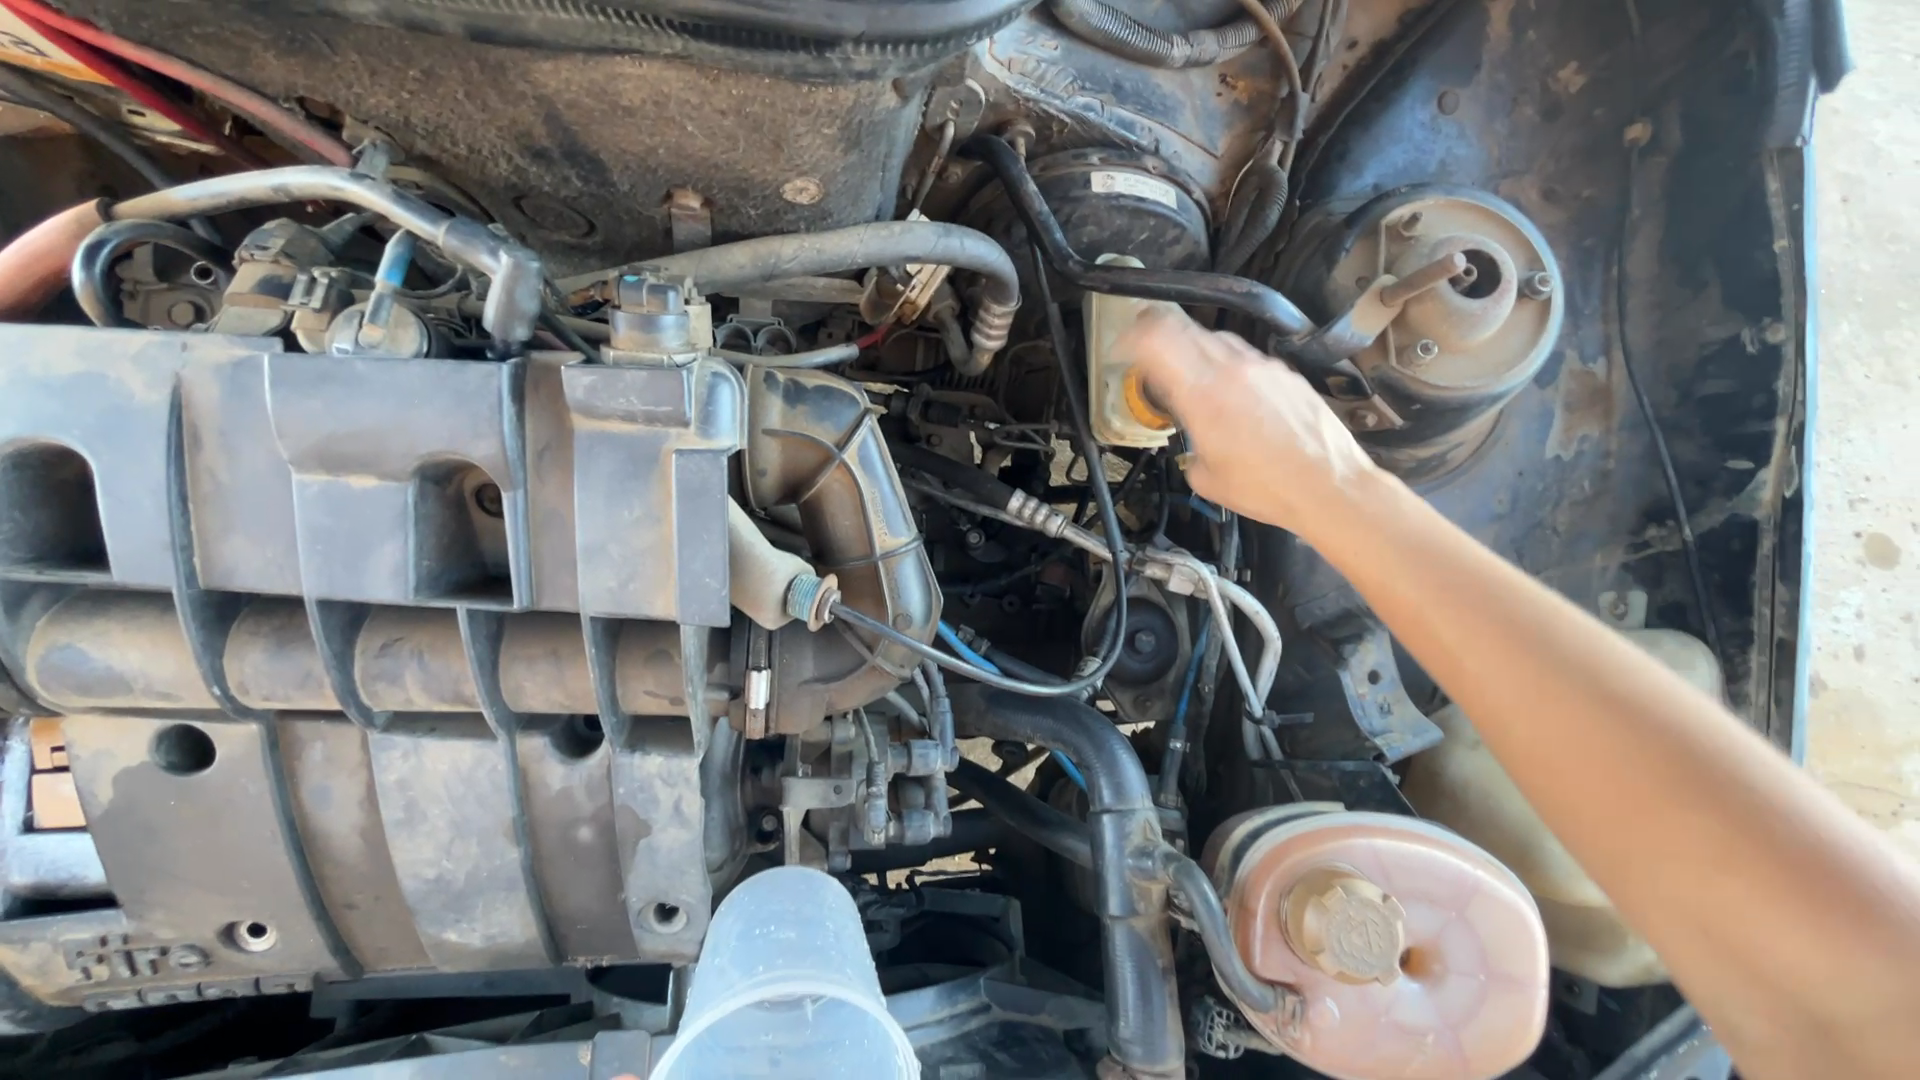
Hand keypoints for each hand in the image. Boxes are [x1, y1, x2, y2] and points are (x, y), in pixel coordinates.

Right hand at [1113, 307, 1383, 536]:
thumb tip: (1191, 441)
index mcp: (1202, 395)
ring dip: (1194, 352)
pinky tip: (1232, 395)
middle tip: (1149, 354)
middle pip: (1182, 328)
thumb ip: (1188, 447)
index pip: (1156, 338)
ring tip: (1193, 379)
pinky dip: (1228, 367)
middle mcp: (1232, 371)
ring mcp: (1262, 368)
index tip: (1124, 347)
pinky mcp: (1286, 374)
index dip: (1131, 336)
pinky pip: (1246, 357)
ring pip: (1215, 339)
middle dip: (1158, 338)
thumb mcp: (1205, 478)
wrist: (1328, 486)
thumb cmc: (1269, 488)